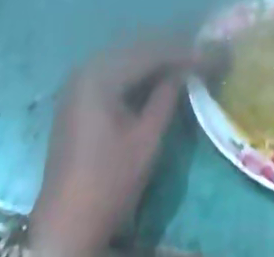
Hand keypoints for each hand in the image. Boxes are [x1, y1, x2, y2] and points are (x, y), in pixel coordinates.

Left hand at [30, 40, 190, 256]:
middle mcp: (85, 68)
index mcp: (99, 75)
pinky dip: (135, 73)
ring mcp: (78, 82)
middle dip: (167, 51)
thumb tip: (185, 70)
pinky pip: (112, 72)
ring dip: (153, 60)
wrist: (66, 223)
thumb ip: (167, 97)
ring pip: (123, 59)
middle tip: (198, 56)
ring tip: (183, 64)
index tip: (207, 54)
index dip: (180, 52)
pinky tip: (156, 79)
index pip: (147, 53)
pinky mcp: (78, 97)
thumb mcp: (146, 139)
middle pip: (133, 50)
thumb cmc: (109, 182)